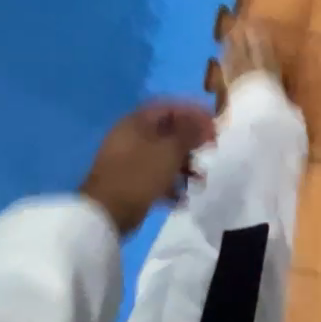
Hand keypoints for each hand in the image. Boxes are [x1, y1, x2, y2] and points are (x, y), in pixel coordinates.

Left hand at [79, 99, 216, 235]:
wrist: (106, 213)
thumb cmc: (140, 174)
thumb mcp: (170, 151)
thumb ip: (190, 134)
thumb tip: (205, 123)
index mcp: (137, 122)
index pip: (170, 108)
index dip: (194, 113)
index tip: (214, 125)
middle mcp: (131, 137)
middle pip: (169, 132)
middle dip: (192, 142)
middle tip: (211, 150)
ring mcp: (129, 160)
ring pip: (164, 156)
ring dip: (185, 166)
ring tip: (199, 180)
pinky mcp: (130, 181)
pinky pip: (157, 176)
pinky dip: (172, 183)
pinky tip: (183, 198)